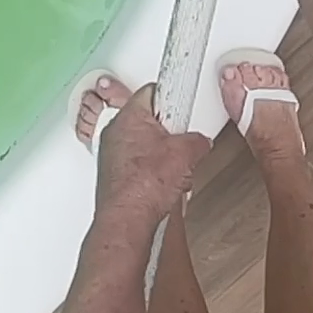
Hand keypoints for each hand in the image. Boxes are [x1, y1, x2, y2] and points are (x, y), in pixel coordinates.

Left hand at [94, 83, 211, 233]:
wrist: (128, 220)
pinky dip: (151, 171)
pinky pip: (136, 164)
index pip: (151, 92)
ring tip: (174, 168)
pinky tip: (163, 184)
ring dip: (160, 153)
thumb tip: (200, 142)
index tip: (181, 101)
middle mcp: (115, 133)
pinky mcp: (113, 175)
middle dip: (168, 131)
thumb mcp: (186, 152)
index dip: (171, 95)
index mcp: (129, 116)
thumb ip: (197, 140)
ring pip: (142, 144)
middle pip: (148, 120)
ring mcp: (111, 155)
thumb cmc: (143, 186)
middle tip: (181, 139)